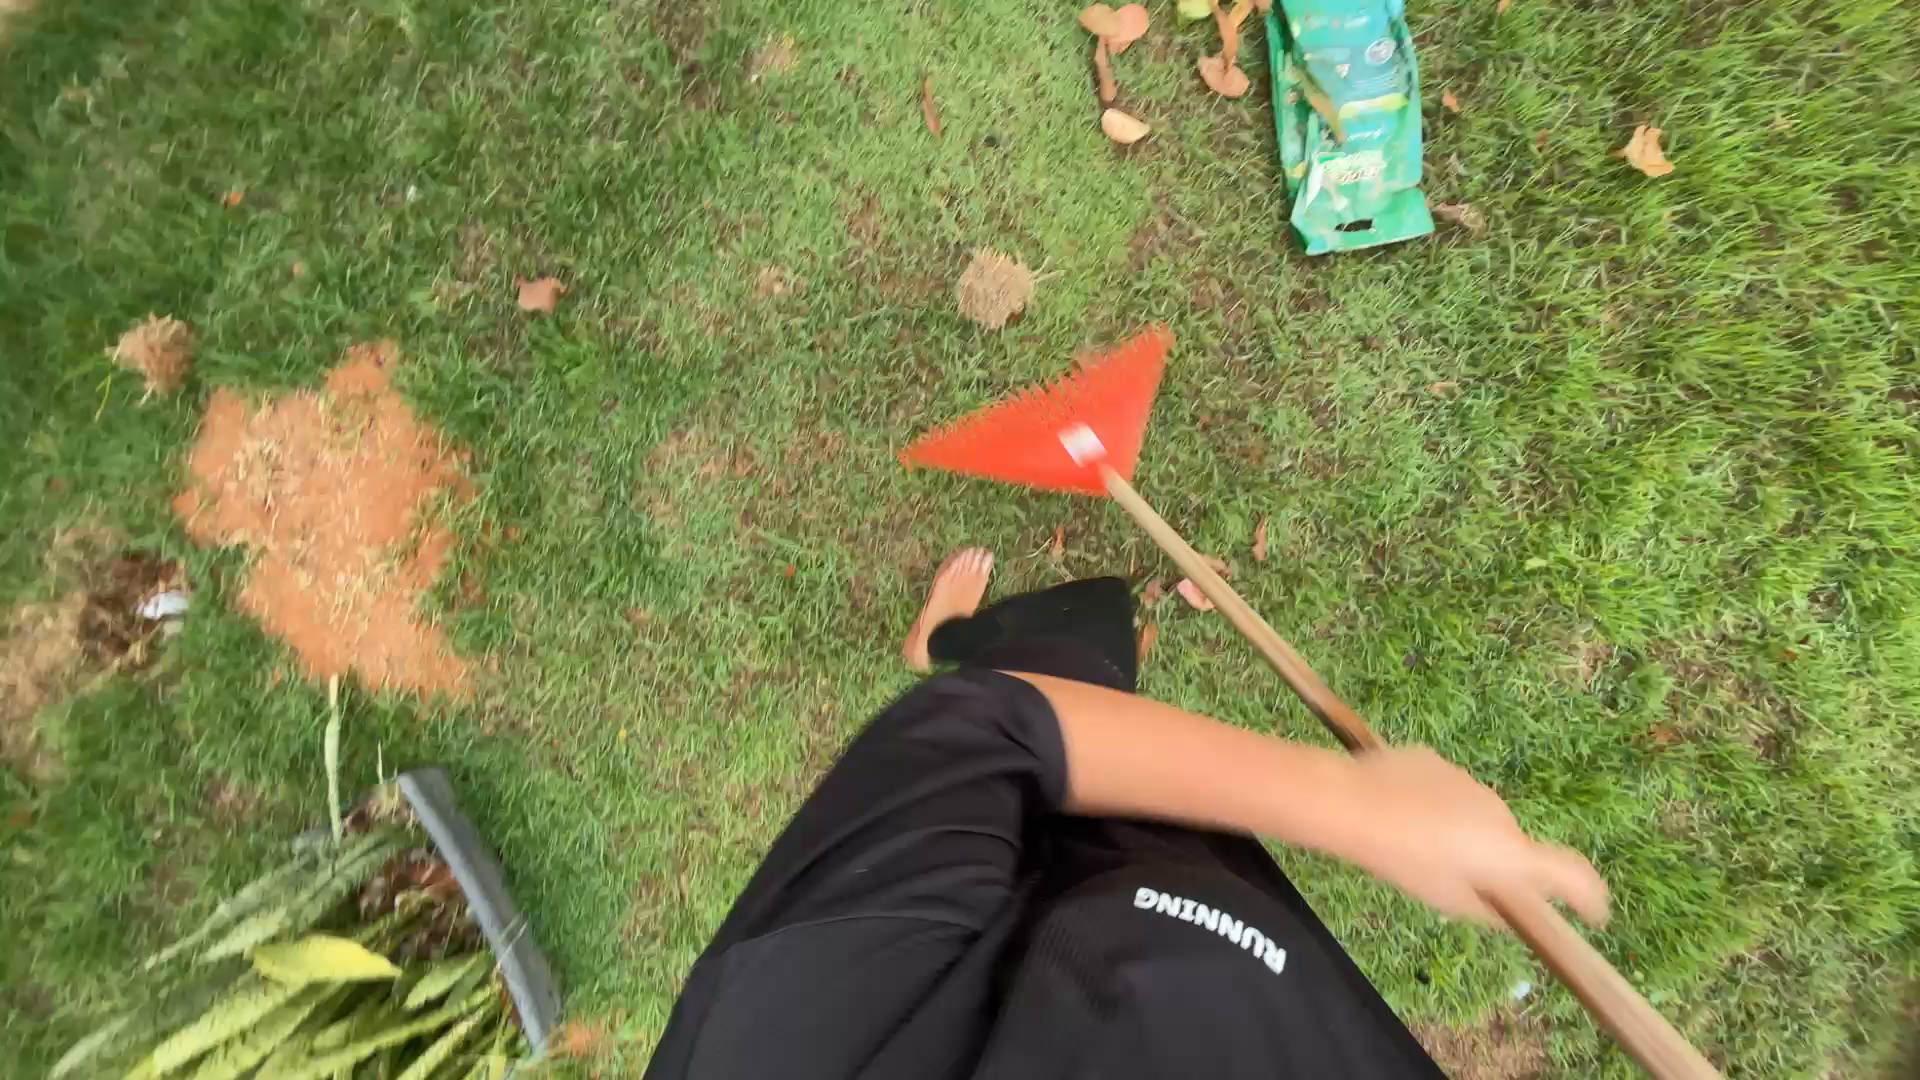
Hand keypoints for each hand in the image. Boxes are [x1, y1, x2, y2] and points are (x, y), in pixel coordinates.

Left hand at [1331, 747, 1609, 927]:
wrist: (1350, 801)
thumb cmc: (1399, 858)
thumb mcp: (1447, 900)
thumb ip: (1489, 909)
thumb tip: (1507, 910)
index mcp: (1511, 852)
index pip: (1574, 874)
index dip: (1587, 895)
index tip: (1588, 910)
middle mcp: (1499, 812)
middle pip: (1511, 840)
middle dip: (1495, 856)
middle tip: (1456, 868)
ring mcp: (1465, 779)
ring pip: (1475, 810)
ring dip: (1460, 823)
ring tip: (1417, 834)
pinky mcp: (1432, 758)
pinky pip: (1443, 785)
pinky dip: (1432, 796)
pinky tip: (1400, 805)